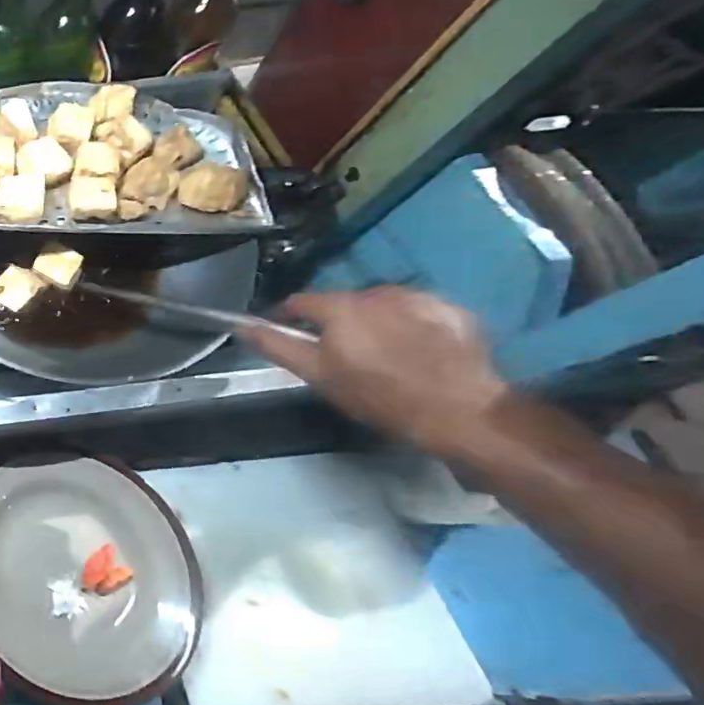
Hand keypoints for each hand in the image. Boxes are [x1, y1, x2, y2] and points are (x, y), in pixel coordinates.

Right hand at [243, 287, 510, 456]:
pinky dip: (407, 324)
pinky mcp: (452, 310)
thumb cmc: (377, 395)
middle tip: (338, 354)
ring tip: (378, 353)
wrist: (459, 411)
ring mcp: (419, 299)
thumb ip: (278, 346)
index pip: (300, 301)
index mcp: (340, 307)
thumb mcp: (317, 375)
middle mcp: (377, 293)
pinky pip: (416, 310)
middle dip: (334, 321)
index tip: (288, 336)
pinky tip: (413, 349)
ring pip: (379, 304)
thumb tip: (244, 326)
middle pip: (341, 302)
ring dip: (371, 321)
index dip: (288, 317)